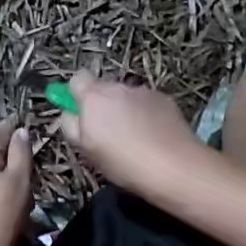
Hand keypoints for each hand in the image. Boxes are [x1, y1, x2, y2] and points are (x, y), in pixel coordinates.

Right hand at [54, 74, 209, 196]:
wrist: (175, 167)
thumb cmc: (123, 162)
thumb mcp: (85, 150)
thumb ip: (71, 125)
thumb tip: (70, 113)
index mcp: (93, 97)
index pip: (76, 79)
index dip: (76, 94)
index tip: (80, 114)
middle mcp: (118, 87)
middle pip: (103, 88)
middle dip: (101, 104)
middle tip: (106, 133)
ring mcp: (144, 92)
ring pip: (125, 96)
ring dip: (124, 109)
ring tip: (133, 138)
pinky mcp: (165, 100)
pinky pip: (146, 103)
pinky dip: (145, 114)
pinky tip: (152, 137)